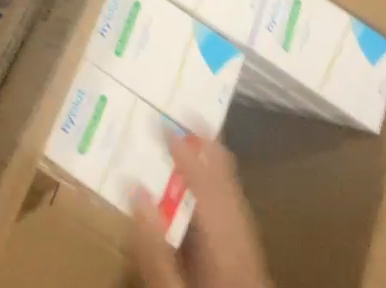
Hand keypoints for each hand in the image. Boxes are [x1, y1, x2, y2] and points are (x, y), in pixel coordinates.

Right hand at [129, 134, 271, 287]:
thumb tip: (136, 190)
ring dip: (218, 168)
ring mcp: (250, 256)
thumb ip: (152, 245)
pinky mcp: (248, 266)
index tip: (165, 125)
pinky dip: (223, 189)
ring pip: (236, 201)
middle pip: (230, 191)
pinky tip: (211, 186)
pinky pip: (236, 214)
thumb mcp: (168, 287)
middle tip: (191, 114)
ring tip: (202, 139)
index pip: (205, 192)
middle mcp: (242, 246)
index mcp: (224, 249)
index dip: (186, 157)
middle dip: (211, 152)